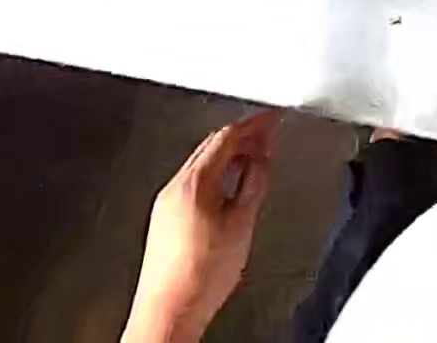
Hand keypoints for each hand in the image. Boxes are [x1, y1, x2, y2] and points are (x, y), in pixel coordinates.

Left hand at [123, 111, 281, 342]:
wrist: (168, 318)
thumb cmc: (201, 278)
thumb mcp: (243, 221)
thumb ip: (255, 180)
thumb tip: (263, 158)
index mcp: (194, 182)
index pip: (227, 135)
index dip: (254, 123)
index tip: (272, 118)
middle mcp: (175, 188)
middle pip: (212, 144)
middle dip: (243, 135)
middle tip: (267, 134)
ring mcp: (166, 204)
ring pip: (203, 162)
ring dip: (230, 154)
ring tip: (255, 158)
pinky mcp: (165, 219)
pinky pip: (194, 180)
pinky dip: (217, 172)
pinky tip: (232, 183)